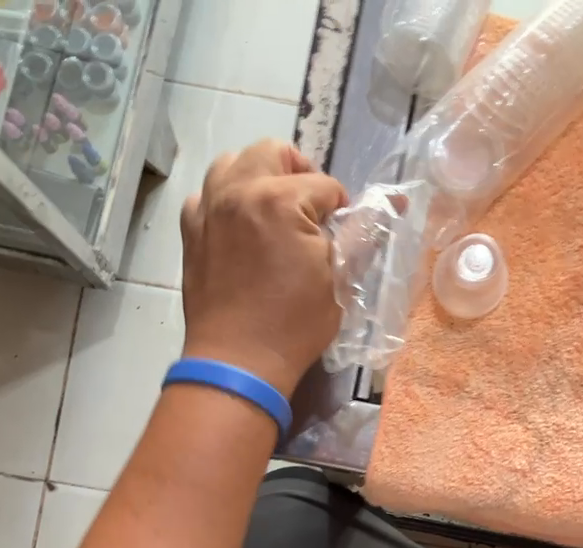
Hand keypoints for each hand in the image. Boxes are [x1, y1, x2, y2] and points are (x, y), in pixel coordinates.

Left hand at [180, 140, 346, 395]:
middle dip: (299, 172)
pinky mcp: (191, 233)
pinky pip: (205, 195)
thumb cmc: (294, 325)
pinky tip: (240, 226)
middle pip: (272, 152)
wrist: (239, 361)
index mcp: (280, 200)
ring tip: (274, 208)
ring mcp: (209, 210)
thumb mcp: (338, 281)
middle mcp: (238, 191)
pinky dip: (224, 200)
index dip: (341, 207)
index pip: (324, 185)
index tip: (343, 233)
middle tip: (311, 208)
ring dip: (257, 175)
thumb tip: (391, 204)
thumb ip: (361, 236)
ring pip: (231, 163)